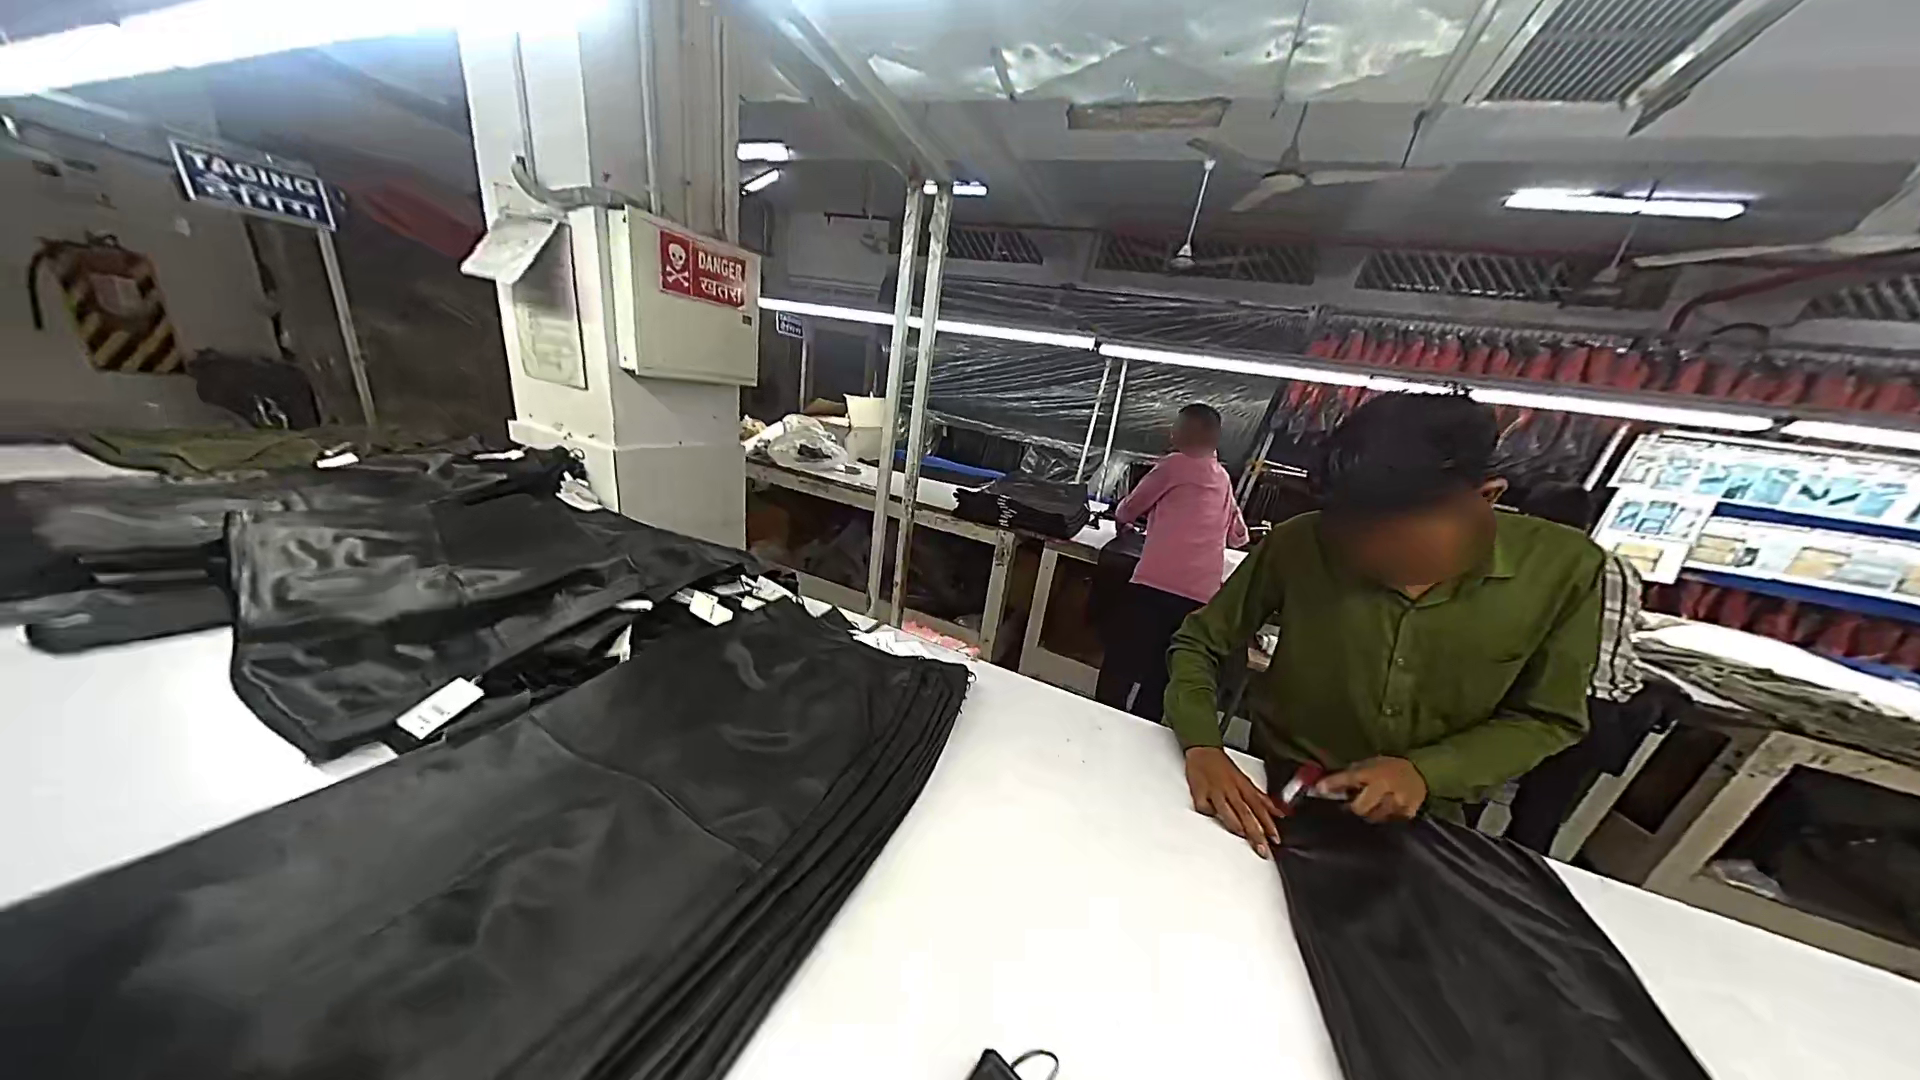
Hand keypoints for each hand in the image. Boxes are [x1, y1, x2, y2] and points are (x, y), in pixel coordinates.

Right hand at [1184, 747, 1280, 857]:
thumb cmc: (1223, 766)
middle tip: (1262, 850)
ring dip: (1235, 824)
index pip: (1259, 808)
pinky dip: (1208, 813)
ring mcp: (1215, 791)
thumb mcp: (1246, 780)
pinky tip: (1212, 817)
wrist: (1203, 750)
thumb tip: (1280, 813)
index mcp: (1243, 787)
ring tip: (1242, 836)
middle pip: (1245, 813)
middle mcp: (1231, 790)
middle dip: (1255, 833)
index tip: (1275, 840)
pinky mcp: (1199, 791)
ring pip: (1227, 810)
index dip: (1268, 825)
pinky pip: (1204, 806)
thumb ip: (1262, 799)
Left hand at [1315, 757, 1427, 822]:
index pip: (1348, 778)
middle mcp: (1385, 787)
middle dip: (1353, 808)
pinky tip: (1381, 813)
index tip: (1319, 789)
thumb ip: (1351, 775)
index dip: (1332, 784)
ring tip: (1366, 809)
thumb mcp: (1367, 764)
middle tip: (1349, 806)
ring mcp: (1399, 802)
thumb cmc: (1387, 767)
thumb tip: (1329, 787)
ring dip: (1368, 814)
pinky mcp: (1409, 812)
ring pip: (1375, 817)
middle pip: (1362, 807)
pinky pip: (1390, 822)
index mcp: (1372, 772)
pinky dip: (1383, 818)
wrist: (1420, 772)